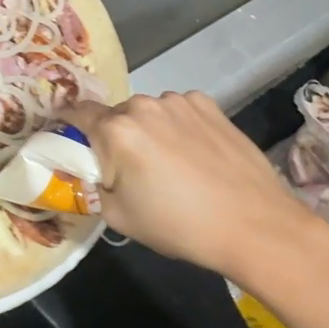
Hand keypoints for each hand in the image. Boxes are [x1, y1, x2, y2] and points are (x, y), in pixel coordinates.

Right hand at [61, 93, 319, 278]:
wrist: (258, 226)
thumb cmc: (183, 227)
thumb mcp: (121, 219)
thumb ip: (92, 188)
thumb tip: (85, 173)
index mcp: (116, 130)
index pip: (76, 113)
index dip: (70, 128)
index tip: (74, 145)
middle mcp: (142, 105)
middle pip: (115, 116)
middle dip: (117, 138)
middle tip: (134, 172)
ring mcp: (177, 101)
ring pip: (148, 113)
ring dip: (149, 132)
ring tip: (173, 167)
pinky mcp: (207, 103)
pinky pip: (178, 111)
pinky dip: (178, 127)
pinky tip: (196, 155)